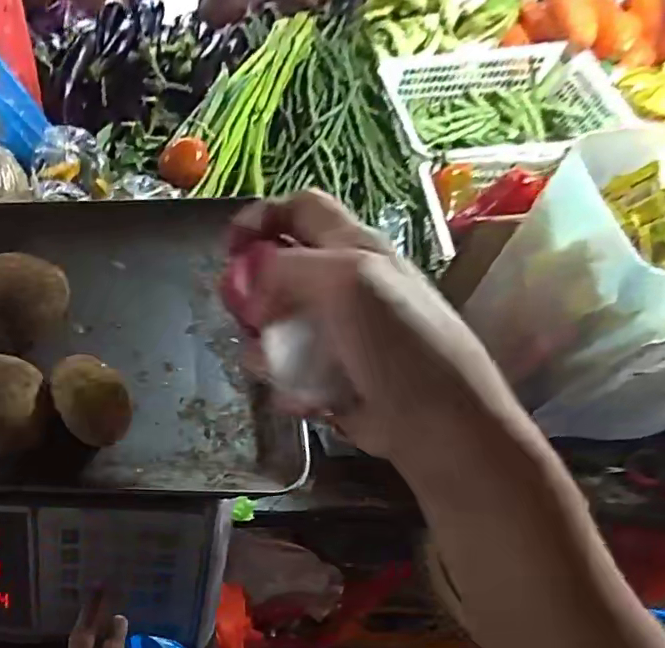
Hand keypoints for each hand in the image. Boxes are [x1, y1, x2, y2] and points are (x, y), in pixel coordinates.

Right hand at [231, 190, 529, 466]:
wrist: (434, 420)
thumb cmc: (400, 343)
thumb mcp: (348, 283)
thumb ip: (289, 268)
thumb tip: (245, 279)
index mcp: (351, 248)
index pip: (299, 210)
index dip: (260, 219)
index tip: (229, 248)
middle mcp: (338, 285)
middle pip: (273, 274)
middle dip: (252, 296)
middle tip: (249, 319)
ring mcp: (331, 334)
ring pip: (271, 329)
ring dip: (265, 349)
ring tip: (280, 369)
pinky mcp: (325, 376)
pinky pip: (285, 371)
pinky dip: (287, 386)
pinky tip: (305, 400)